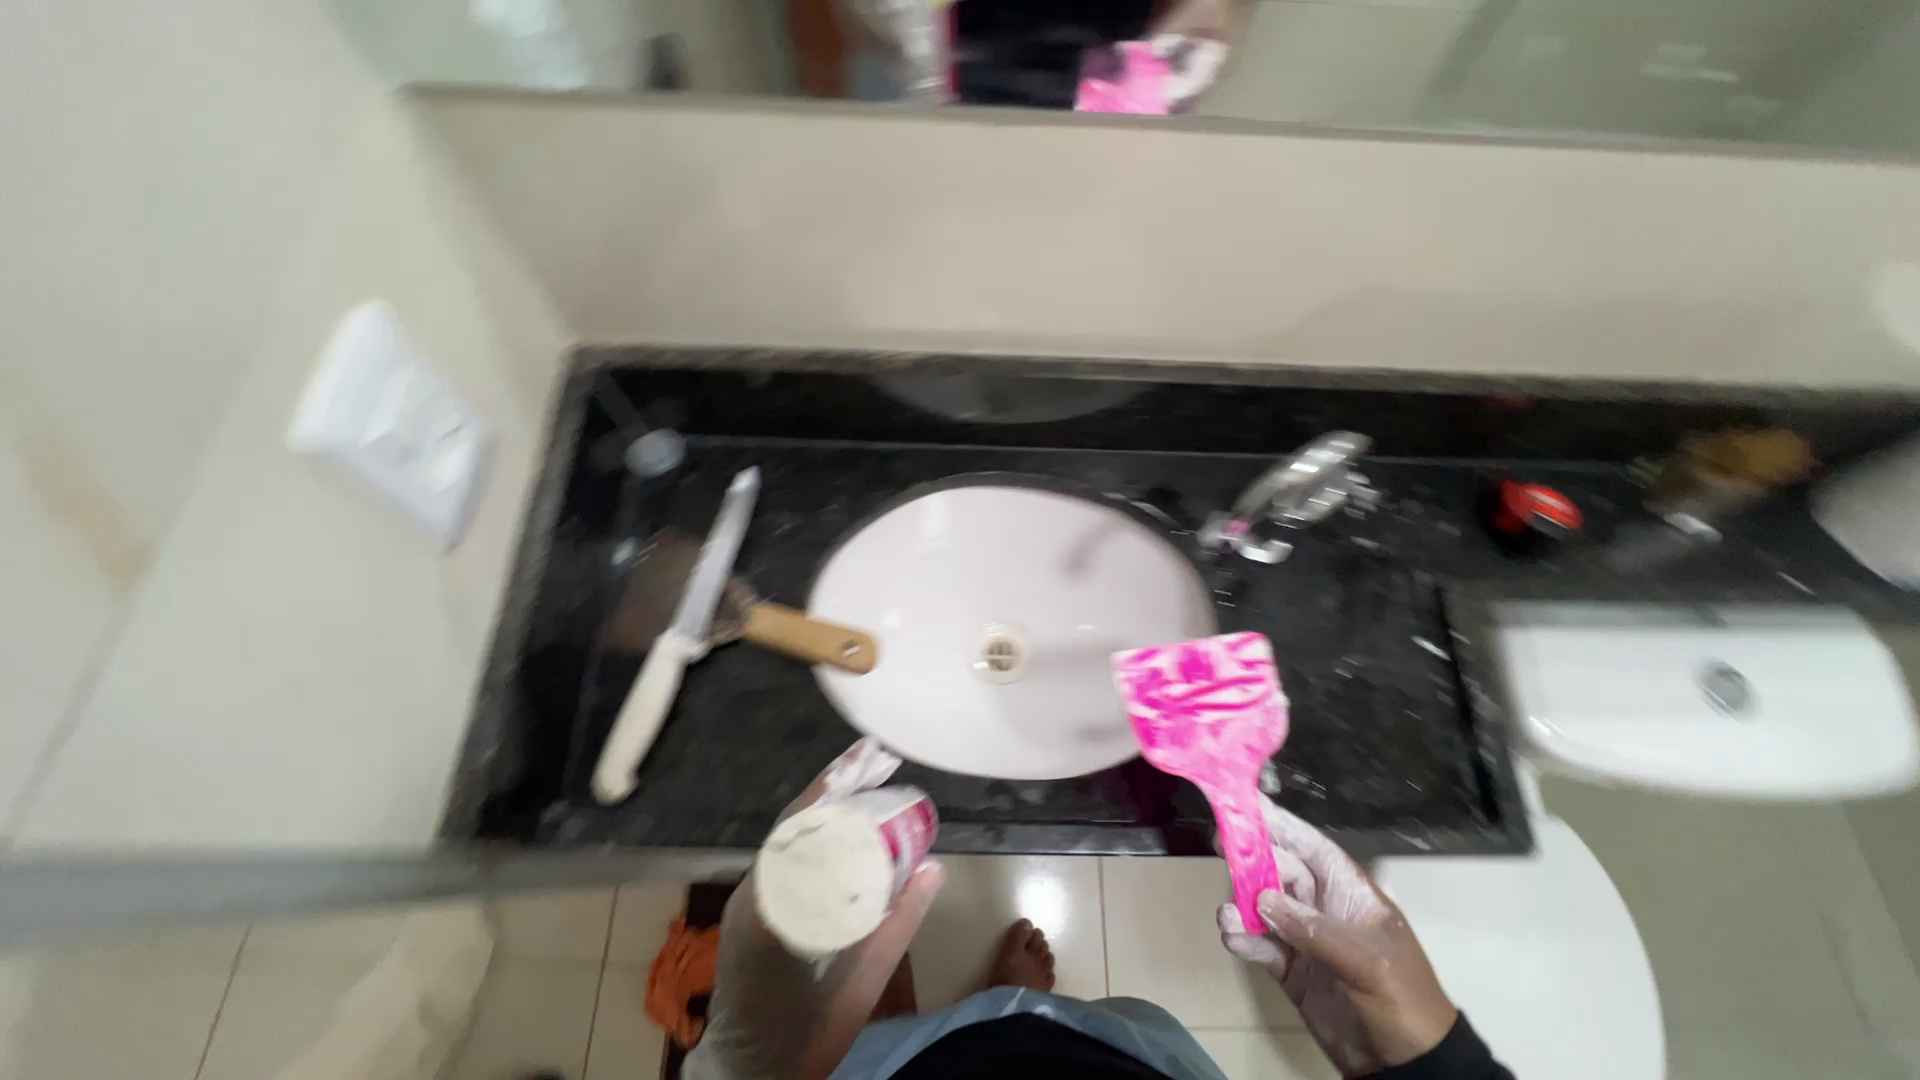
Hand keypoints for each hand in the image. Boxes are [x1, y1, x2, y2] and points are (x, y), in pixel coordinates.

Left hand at [692, 739, 945, 1079]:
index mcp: (770, 908)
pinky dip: (814, 834)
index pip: (797, 830)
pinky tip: (842, 824)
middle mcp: (752, 892)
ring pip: (787, 838)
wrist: (752, 1072)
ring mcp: (748, 899)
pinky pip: (785, 859)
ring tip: (864, 779)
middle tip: (874, 759)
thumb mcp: (861, 982)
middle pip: (792, 824)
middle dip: (834, 786)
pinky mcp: (751, 909)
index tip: (862, 762)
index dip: (829, 790)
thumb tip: (933, 868)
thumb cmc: (806, 1031)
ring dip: (825, 806)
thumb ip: (897, 923)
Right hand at [1216, 800, 1455, 1076]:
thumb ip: (1315, 929)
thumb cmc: (1404, 1001)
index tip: (1244, 804)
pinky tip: (1236, 941)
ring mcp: (1302, 936)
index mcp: (1348, 891)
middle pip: (1276, 868)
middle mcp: (1321, 906)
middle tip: (1222, 852)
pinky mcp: (1287, 966)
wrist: (1408, 1068)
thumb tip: (1263, 900)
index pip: (1309, 846)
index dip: (1279, 823)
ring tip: (1229, 918)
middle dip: (1249, 860)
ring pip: (1258, 903)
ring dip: (1239, 904)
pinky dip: (1241, 938)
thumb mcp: (1369, 961)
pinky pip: (1256, 941)